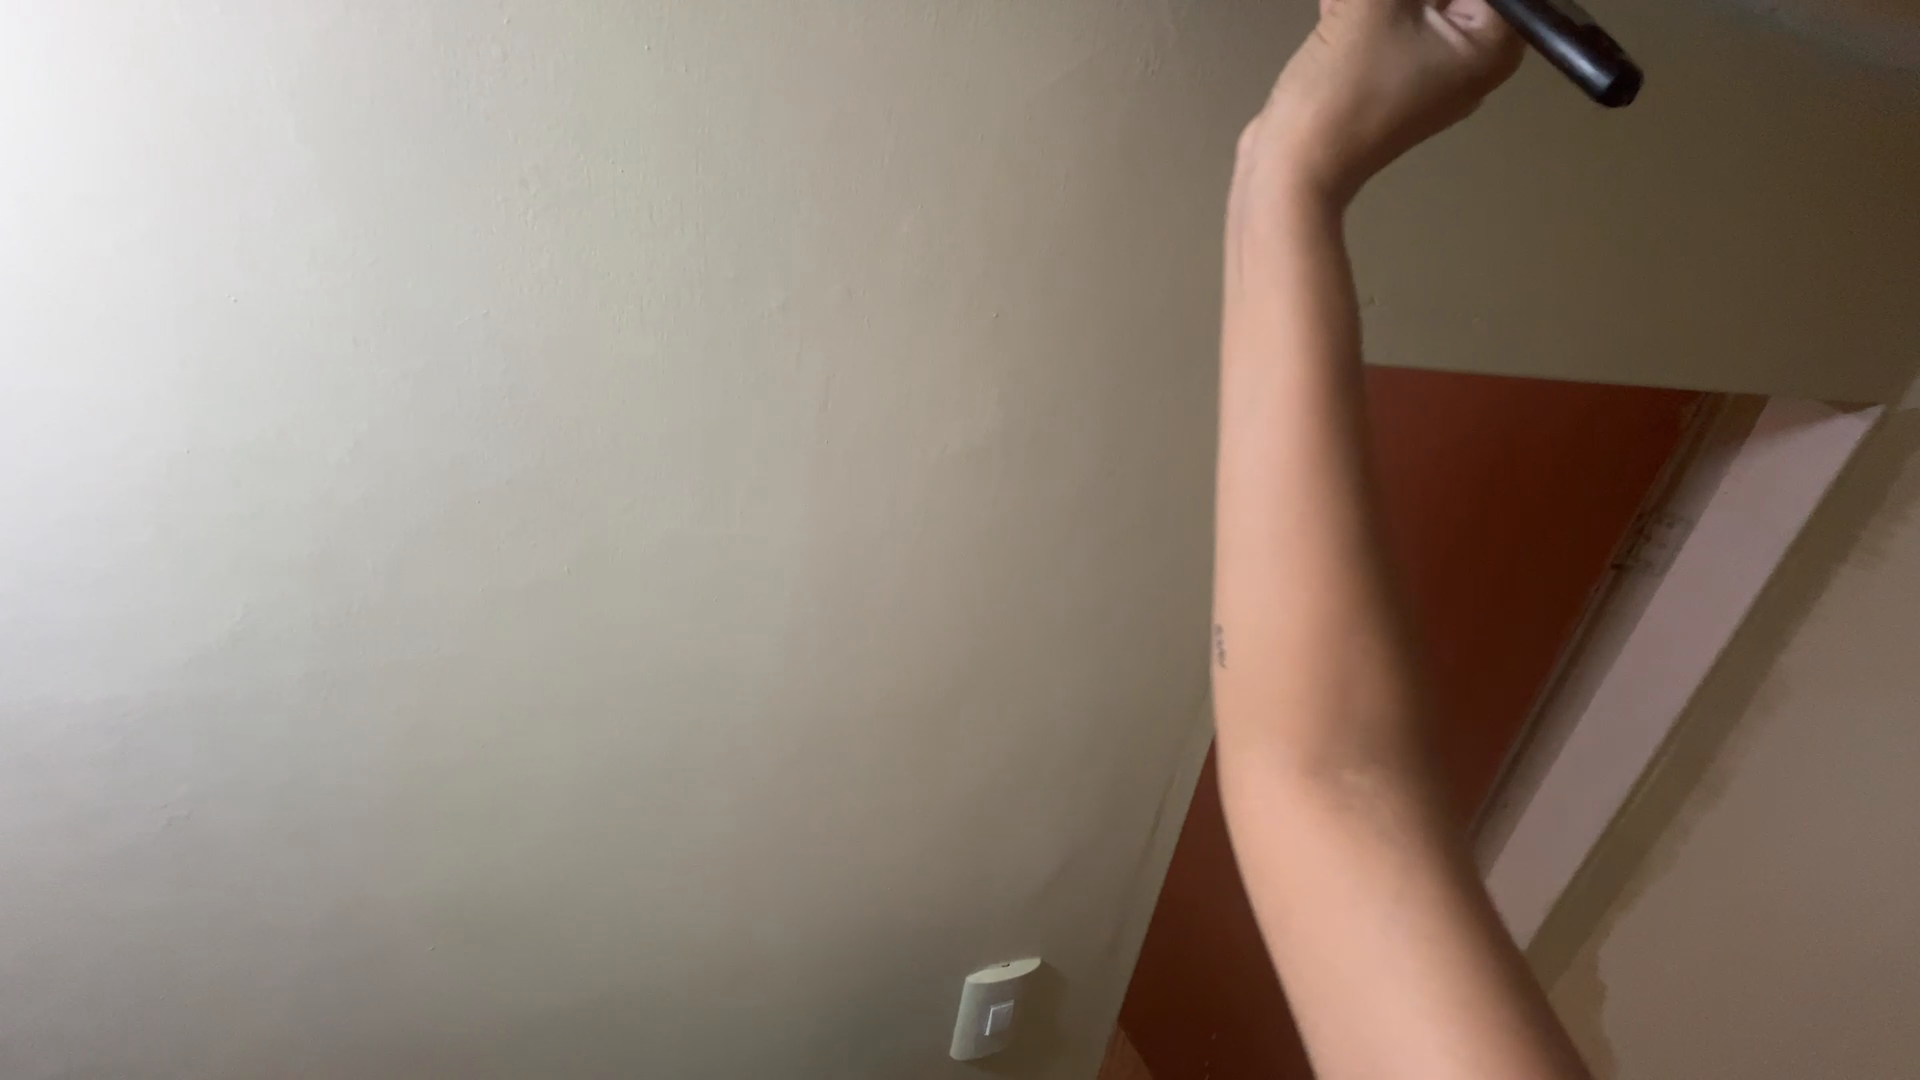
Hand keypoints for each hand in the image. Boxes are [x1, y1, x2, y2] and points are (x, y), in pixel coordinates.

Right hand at [1236, 0, 1521, 209]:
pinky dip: (1361, 8)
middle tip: (1359, 3)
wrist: (1288, 176)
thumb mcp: (1371, 5)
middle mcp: (1469, 60)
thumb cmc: (1339, 98)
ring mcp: (1424, 77)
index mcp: (1494, 42)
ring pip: (1413, 4)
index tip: (1385, 1)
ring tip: (1339, 5)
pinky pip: (1385, 28)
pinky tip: (1332, 5)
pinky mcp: (1383, 87)